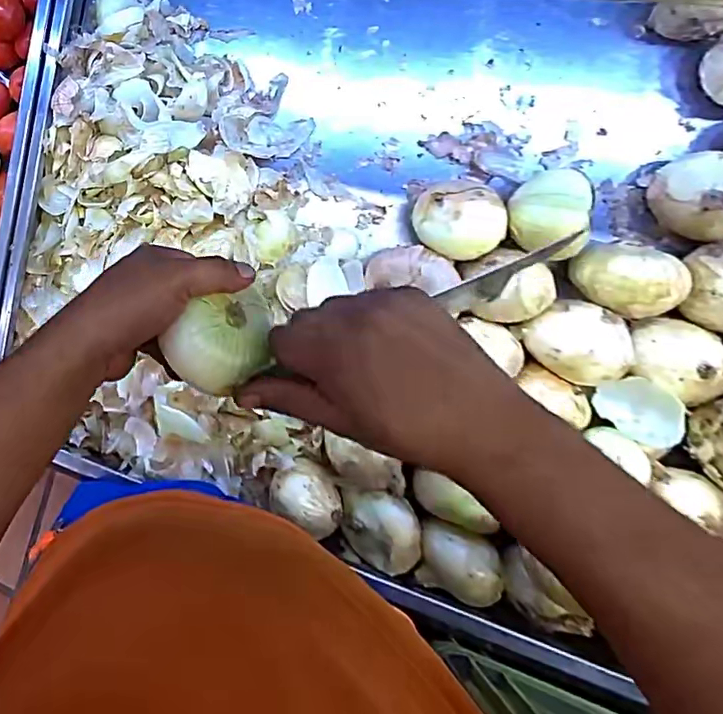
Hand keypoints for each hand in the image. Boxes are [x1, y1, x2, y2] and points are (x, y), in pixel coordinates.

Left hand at [39, 245, 253, 381]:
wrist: (89, 345)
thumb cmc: (133, 304)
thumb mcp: (180, 280)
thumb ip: (215, 273)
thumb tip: (249, 272)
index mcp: (153, 258)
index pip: (194, 263)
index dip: (217, 278)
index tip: (238, 300)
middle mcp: (142, 278)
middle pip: (185, 292)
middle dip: (205, 309)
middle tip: (231, 328)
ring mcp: (134, 308)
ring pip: (174, 319)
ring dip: (191, 335)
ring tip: (215, 350)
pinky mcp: (131, 336)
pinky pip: (161, 343)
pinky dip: (175, 354)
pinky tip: (188, 367)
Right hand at [238, 287, 538, 475]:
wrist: (482, 422)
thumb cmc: (403, 430)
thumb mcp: (339, 419)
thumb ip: (287, 397)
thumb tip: (240, 392)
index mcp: (324, 346)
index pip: (280, 338)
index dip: (291, 362)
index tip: (314, 382)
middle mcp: (346, 311)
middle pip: (308, 319)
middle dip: (316, 343)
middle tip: (347, 376)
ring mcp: (380, 298)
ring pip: (339, 307)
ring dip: (344, 329)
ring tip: (378, 361)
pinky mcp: (409, 292)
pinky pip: (373, 299)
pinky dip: (376, 318)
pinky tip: (401, 346)